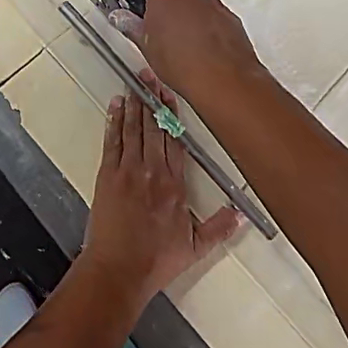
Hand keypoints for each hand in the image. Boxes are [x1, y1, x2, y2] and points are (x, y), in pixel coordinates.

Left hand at [77, 70, 239, 309]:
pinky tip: (116, 106)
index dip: (174, 116)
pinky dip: (114, 122)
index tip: (172, 95)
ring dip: (134, 105)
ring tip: (135, 83)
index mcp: (175, 185)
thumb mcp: (195, 248)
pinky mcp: (107, 176)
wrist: (117, 270)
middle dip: (153, 100)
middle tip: (152, 76)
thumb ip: (219, 228)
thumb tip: (241, 216)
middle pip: (154, 128)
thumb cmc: (155, 260)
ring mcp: (128, 172)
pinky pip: (113, 142)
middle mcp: (152, 172)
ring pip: (134, 130)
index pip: (176, 141)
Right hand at [109, 0, 266, 101]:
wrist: (221, 78)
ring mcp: (212, 3)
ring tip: (186, 49)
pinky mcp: (229, 16)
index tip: (148, 27)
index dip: (148, 14)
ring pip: (196, 7)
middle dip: (170, 15)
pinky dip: (210, 29)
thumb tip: (123, 20)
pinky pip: (214, 18)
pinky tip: (204, 51)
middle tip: (165, 40)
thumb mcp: (146, 49)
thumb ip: (133, 27)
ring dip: (191, 21)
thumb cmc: (185, 64)